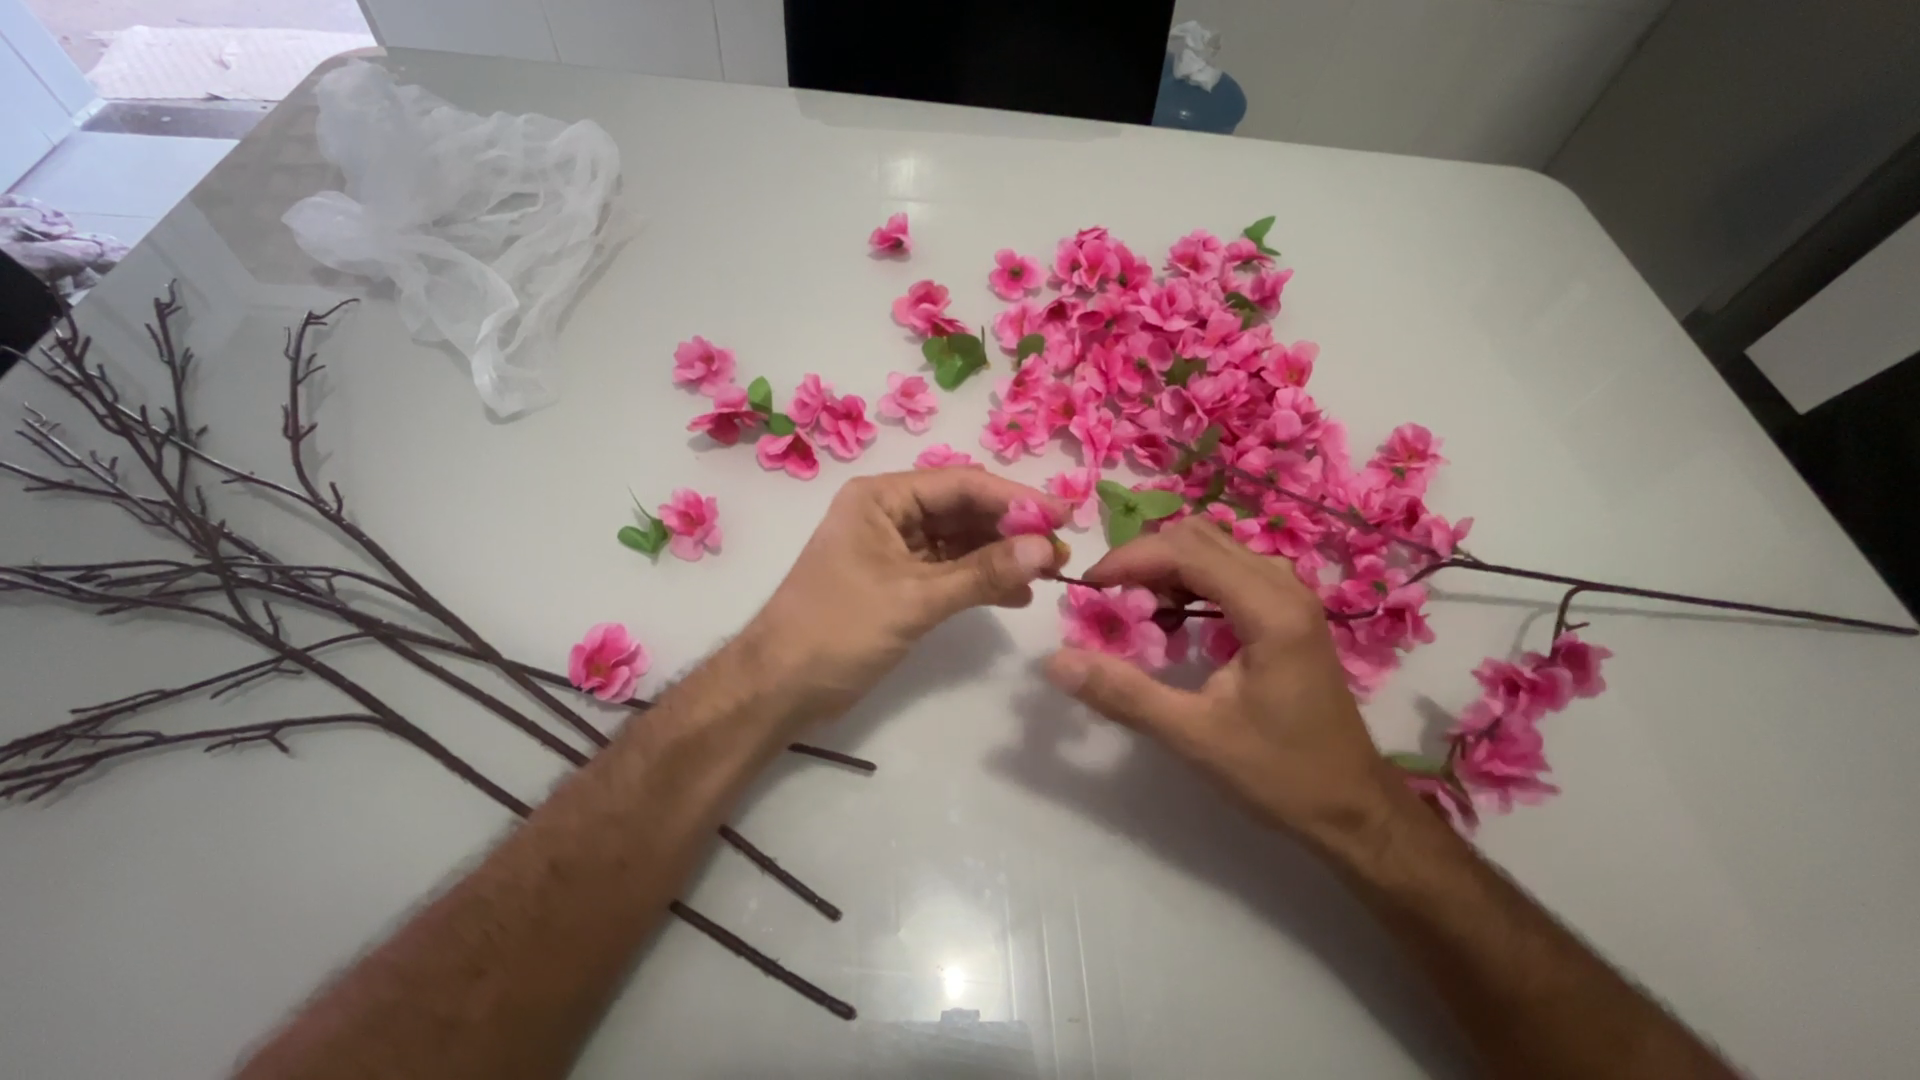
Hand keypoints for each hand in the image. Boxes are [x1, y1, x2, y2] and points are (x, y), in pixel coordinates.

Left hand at [744, 468, 1067, 727]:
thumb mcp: (915, 599)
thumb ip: (982, 574)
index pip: (962, 485)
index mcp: (881, 498)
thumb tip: (1047, 550)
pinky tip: (1017, 594)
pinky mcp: (898, 582)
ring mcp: (893, 549)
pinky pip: (950, 570)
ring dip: (1002, 556)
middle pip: (964, 510)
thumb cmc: (837, 631)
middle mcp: (889, 513)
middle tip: (1062, 552)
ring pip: (960, 541)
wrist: (779, 688)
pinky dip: (981, 580)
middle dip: (1012, 529)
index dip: (1016, 498)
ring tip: (1048, 575)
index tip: (1064, 517)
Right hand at [1043, 518, 1399, 845]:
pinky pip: (1230, 572)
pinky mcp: (1289, 614)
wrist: (1352, 807)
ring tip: (1133, 609)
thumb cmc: (1280, 773)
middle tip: (1107, 599)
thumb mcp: (1194, 736)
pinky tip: (1171, 621)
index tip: (1088, 587)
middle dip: (1145, 559)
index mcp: (1270, 610)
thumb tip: (1057, 662)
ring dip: (1167, 568)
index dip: (1130, 559)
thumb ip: (1124, 694)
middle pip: (1201, 538)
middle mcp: (1285, 588)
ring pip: (1216, 550)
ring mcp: (1291, 598)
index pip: (1187, 551)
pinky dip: (1190, 582)